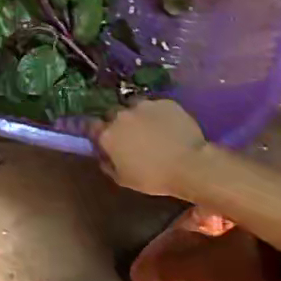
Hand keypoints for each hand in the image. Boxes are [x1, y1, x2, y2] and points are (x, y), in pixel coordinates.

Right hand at [92, 99, 211, 197]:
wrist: (189, 164)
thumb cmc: (153, 177)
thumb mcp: (124, 179)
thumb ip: (108, 164)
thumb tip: (103, 156)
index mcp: (108, 135)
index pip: (91, 126)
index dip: (97, 131)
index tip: (103, 138)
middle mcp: (122, 115)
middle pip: (113, 114)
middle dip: (118, 123)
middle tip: (130, 136)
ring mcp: (145, 105)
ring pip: (135, 107)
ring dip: (139, 116)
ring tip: (151, 130)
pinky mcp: (166, 102)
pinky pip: (157, 106)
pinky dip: (159, 115)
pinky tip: (169, 127)